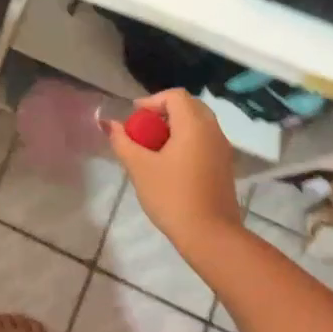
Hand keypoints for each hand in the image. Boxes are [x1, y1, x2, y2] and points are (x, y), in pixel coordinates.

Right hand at [106, 90, 242, 251]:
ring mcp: (222, 149)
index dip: (151, 101)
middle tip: (143, 131)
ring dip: (174, 128)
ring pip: (197, 124)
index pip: (175, 96)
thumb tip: (108, 124)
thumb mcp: (139, 167)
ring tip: (153, 149)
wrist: (210, 235)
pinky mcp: (224, 166)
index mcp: (194, 126)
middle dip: (163, 113)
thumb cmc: (172, 196)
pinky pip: (204, 140)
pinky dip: (186, 141)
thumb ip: (122, 141)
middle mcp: (213, 131)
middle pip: (188, 106)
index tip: (134, 119)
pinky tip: (170, 164)